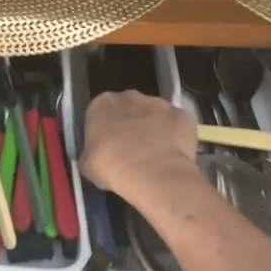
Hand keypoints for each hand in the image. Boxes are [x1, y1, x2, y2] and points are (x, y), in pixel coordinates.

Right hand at [79, 91, 202, 198]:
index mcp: (102, 104)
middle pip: (129, 108)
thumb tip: (95, 157)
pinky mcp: (182, 115)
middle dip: (130, 124)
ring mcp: (159, 103)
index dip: (104, 129)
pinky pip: (177, 125)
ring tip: (155, 155)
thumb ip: (90, 153)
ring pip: (155, 114)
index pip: (100, 112)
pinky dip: (176, 136)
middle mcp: (130, 96)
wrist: (153, 174)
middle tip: (131, 149)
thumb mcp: (88, 164)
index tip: (108, 146)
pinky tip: (173, 155)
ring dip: (154, 129)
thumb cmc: (112, 167)